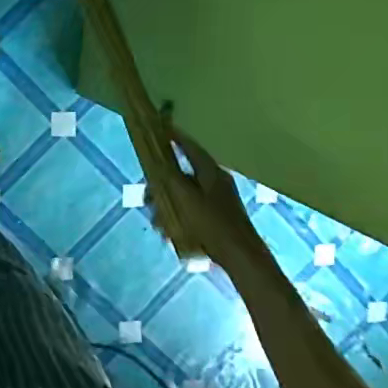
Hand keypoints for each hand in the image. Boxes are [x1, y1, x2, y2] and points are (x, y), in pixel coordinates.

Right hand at [157, 128, 272, 275]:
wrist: (240, 255)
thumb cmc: (212, 224)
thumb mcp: (185, 199)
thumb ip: (169, 179)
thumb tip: (156, 163)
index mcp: (210, 172)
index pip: (189, 147)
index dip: (174, 138)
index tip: (159, 131)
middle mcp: (215, 181)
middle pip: (182, 175)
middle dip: (162, 186)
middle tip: (147, 198)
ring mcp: (218, 200)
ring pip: (185, 195)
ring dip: (168, 206)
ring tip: (158, 223)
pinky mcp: (218, 217)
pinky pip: (192, 210)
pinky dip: (179, 217)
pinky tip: (170, 233)